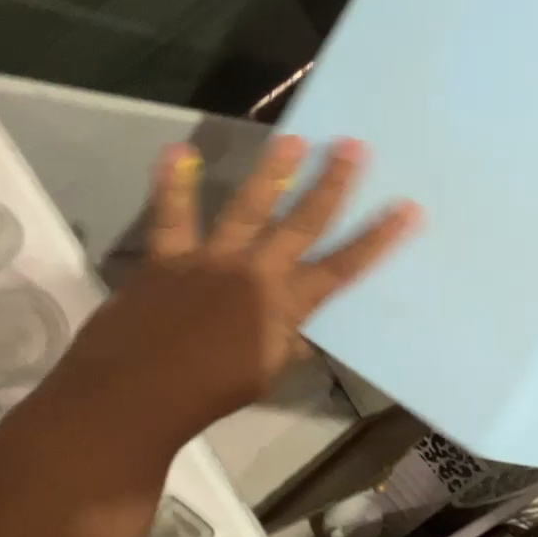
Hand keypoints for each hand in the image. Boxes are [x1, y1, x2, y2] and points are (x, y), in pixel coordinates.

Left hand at [49, 135, 418, 439]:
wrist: (128, 397)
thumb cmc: (210, 391)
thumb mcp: (268, 369)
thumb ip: (286, 340)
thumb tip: (298, 330)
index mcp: (289, 303)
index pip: (347, 264)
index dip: (380, 236)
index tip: (409, 208)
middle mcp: (256, 272)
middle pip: (304, 221)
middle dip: (333, 183)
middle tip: (352, 146)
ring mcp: (210, 260)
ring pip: (248, 208)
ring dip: (272, 172)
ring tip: (292, 139)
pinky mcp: (166, 260)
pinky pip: (172, 217)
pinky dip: (174, 183)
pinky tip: (178, 151)